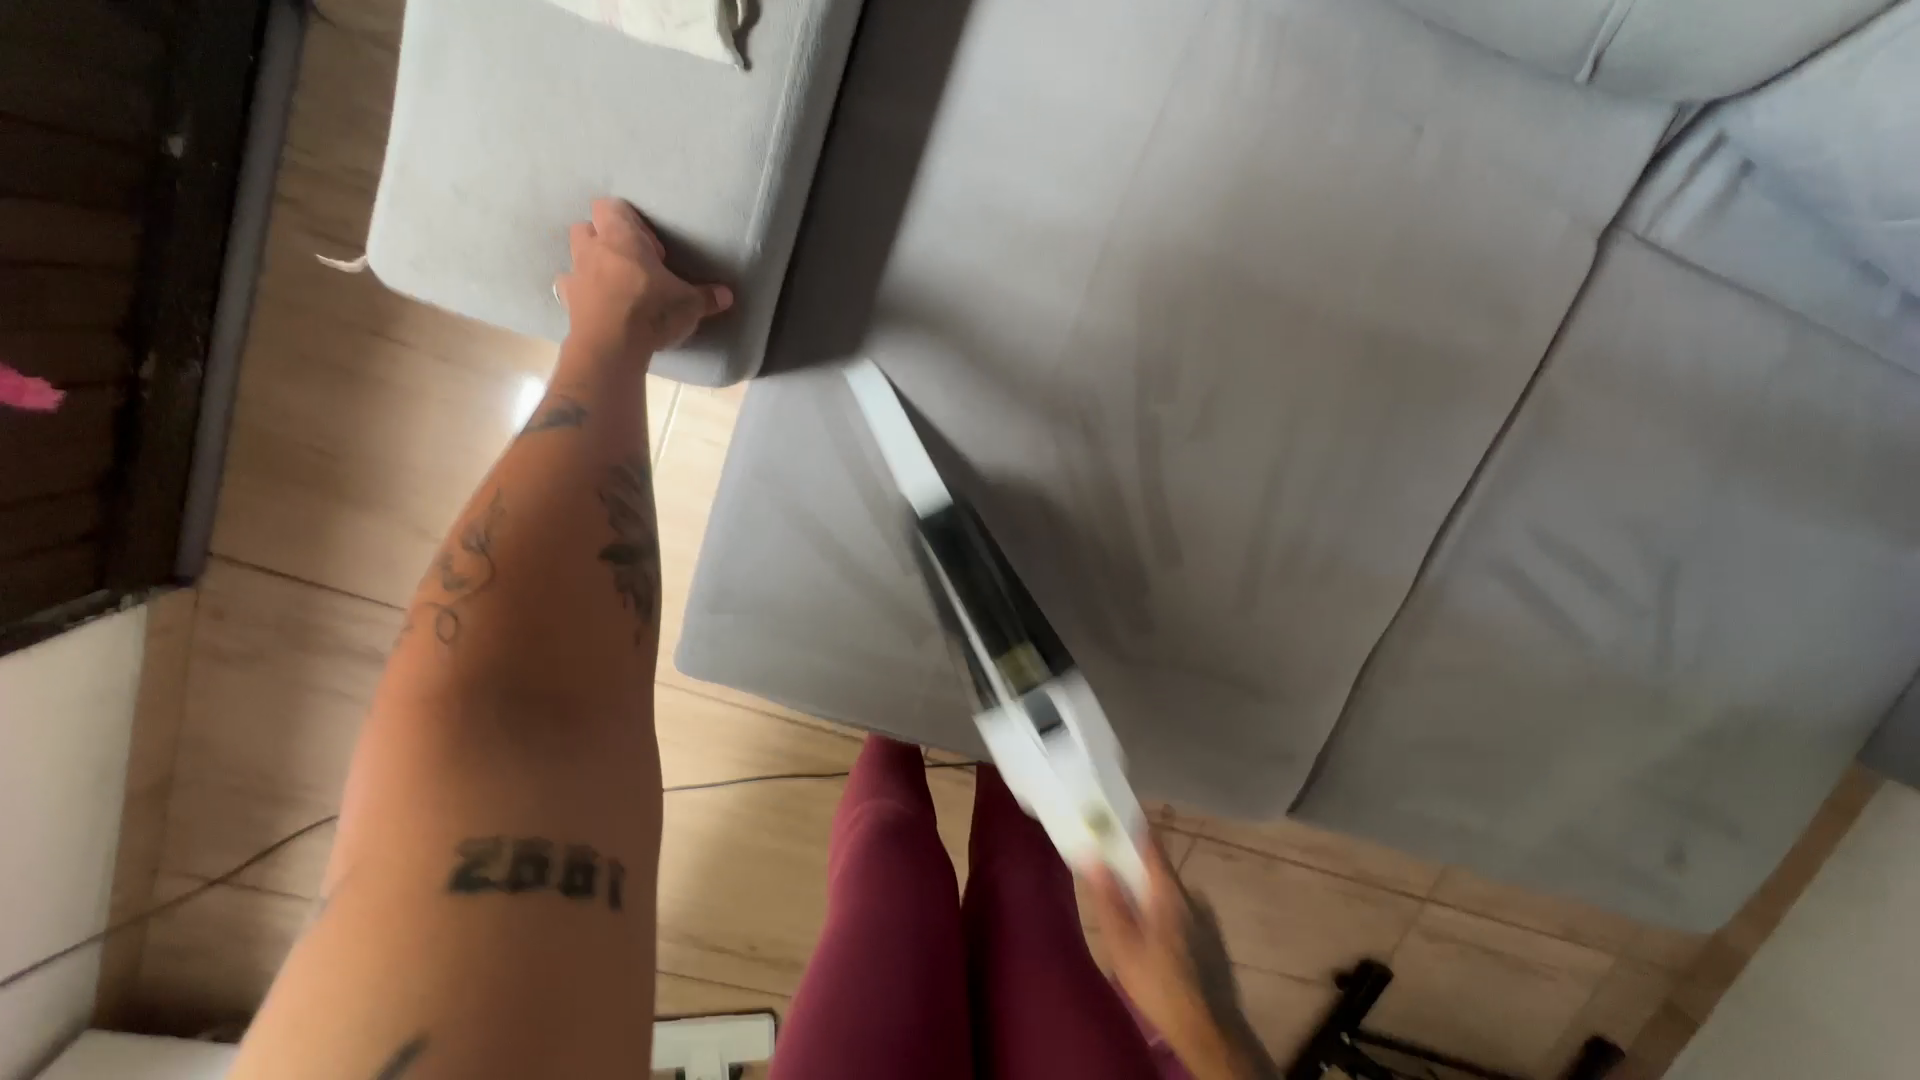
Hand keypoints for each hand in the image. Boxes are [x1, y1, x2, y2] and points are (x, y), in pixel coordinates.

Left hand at [555, 198, 733, 358]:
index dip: (629, 221)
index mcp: (620, 237)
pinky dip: (583, 292)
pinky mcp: (569, 302)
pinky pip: (570, 288)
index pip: (611, 206)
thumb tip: (727, 295)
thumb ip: (706, 297)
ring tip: (617, 284)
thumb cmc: (651, 311)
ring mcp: (576, 274)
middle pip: (587, 226)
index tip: (651, 247)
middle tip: (633, 262)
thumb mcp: (689, 304)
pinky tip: (600, 305)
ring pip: (576, 255)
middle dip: (605, 238)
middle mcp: (593, 249)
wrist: (612, 346)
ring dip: (593, 264)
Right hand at [1083, 840, 1277, 1079]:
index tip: (1110, 819)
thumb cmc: (1159, 984)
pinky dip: (1167, 919)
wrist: (1210, 1030)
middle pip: (1158, 872)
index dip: (1131, 828)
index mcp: (1169, 891)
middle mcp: (1192, 895)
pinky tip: (1158, 947)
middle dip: (1135, 874)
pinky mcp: (1214, 938)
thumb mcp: (1123, 945)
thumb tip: (1091, 856)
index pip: (1149, 844)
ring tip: (1133, 928)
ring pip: (1170, 896)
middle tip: (1112, 886)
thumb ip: (1108, 898)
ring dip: (1152, 901)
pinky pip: (1183, 914)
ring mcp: (1207, 917)